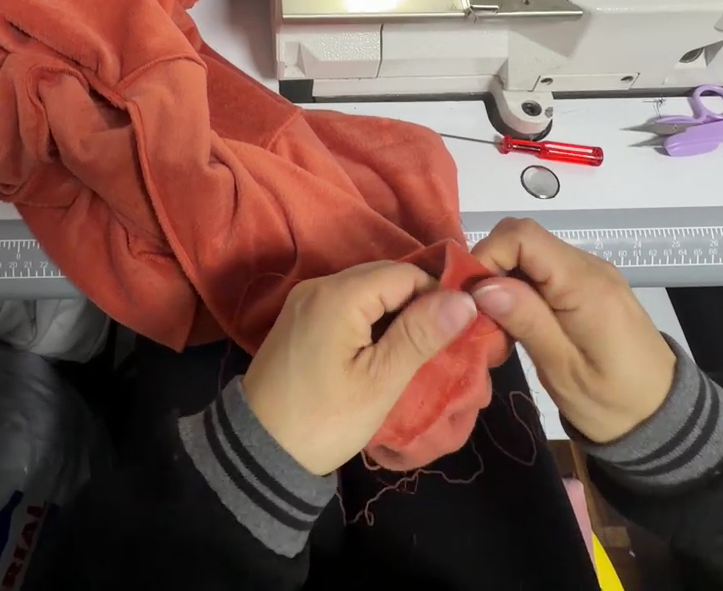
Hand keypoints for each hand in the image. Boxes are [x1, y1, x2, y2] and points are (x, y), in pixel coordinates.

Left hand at [243, 261, 478, 475]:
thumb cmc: (325, 418)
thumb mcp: (380, 381)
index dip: (436, 294)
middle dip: (417, 302)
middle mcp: (318, 285)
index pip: (403, 273)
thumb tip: (464, 298)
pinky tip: (384, 347)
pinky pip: (345, 303)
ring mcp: (305, 300)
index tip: (459, 329)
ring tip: (419, 347)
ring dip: (394, 310)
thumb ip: (420, 334)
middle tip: (443, 341)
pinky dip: (370, 318)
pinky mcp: (300, 318)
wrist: (259, 449)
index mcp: (337, 294)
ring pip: (365, 289)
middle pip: (382, 276)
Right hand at [470, 218, 675, 443]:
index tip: (470, 295)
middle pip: (522, 238)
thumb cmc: (616, 404)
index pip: (522, 236)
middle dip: (490, 266)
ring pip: (529, 251)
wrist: (667, 423)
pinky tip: (515, 321)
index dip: (487, 255)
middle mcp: (589, 267)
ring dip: (502, 278)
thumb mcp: (565, 372)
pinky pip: (542, 268)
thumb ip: (527, 321)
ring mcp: (590, 273)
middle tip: (476, 311)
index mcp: (585, 285)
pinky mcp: (587, 285)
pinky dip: (519, 285)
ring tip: (494, 322)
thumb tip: (483, 286)